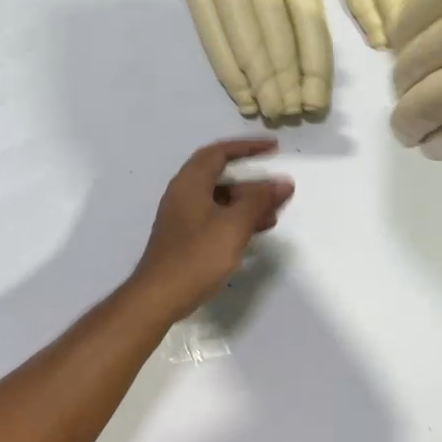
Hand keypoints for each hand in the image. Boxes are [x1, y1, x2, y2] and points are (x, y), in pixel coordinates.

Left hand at [129, 139, 293, 319]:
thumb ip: (258, 201)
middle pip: (219, 174)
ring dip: (246, 201)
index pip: (219, 152)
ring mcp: (181, 216)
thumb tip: (282, 182)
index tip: (274, 148)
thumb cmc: (196, 257)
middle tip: (278, 187)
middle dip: (251, 179)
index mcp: (189, 183)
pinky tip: (254, 231)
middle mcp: (182, 194)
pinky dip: (235, 218)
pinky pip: (214, 216)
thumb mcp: (233, 226)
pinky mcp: (184, 236)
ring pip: (218, 198)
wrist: (159, 295)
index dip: (247, 146)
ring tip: (274, 213)